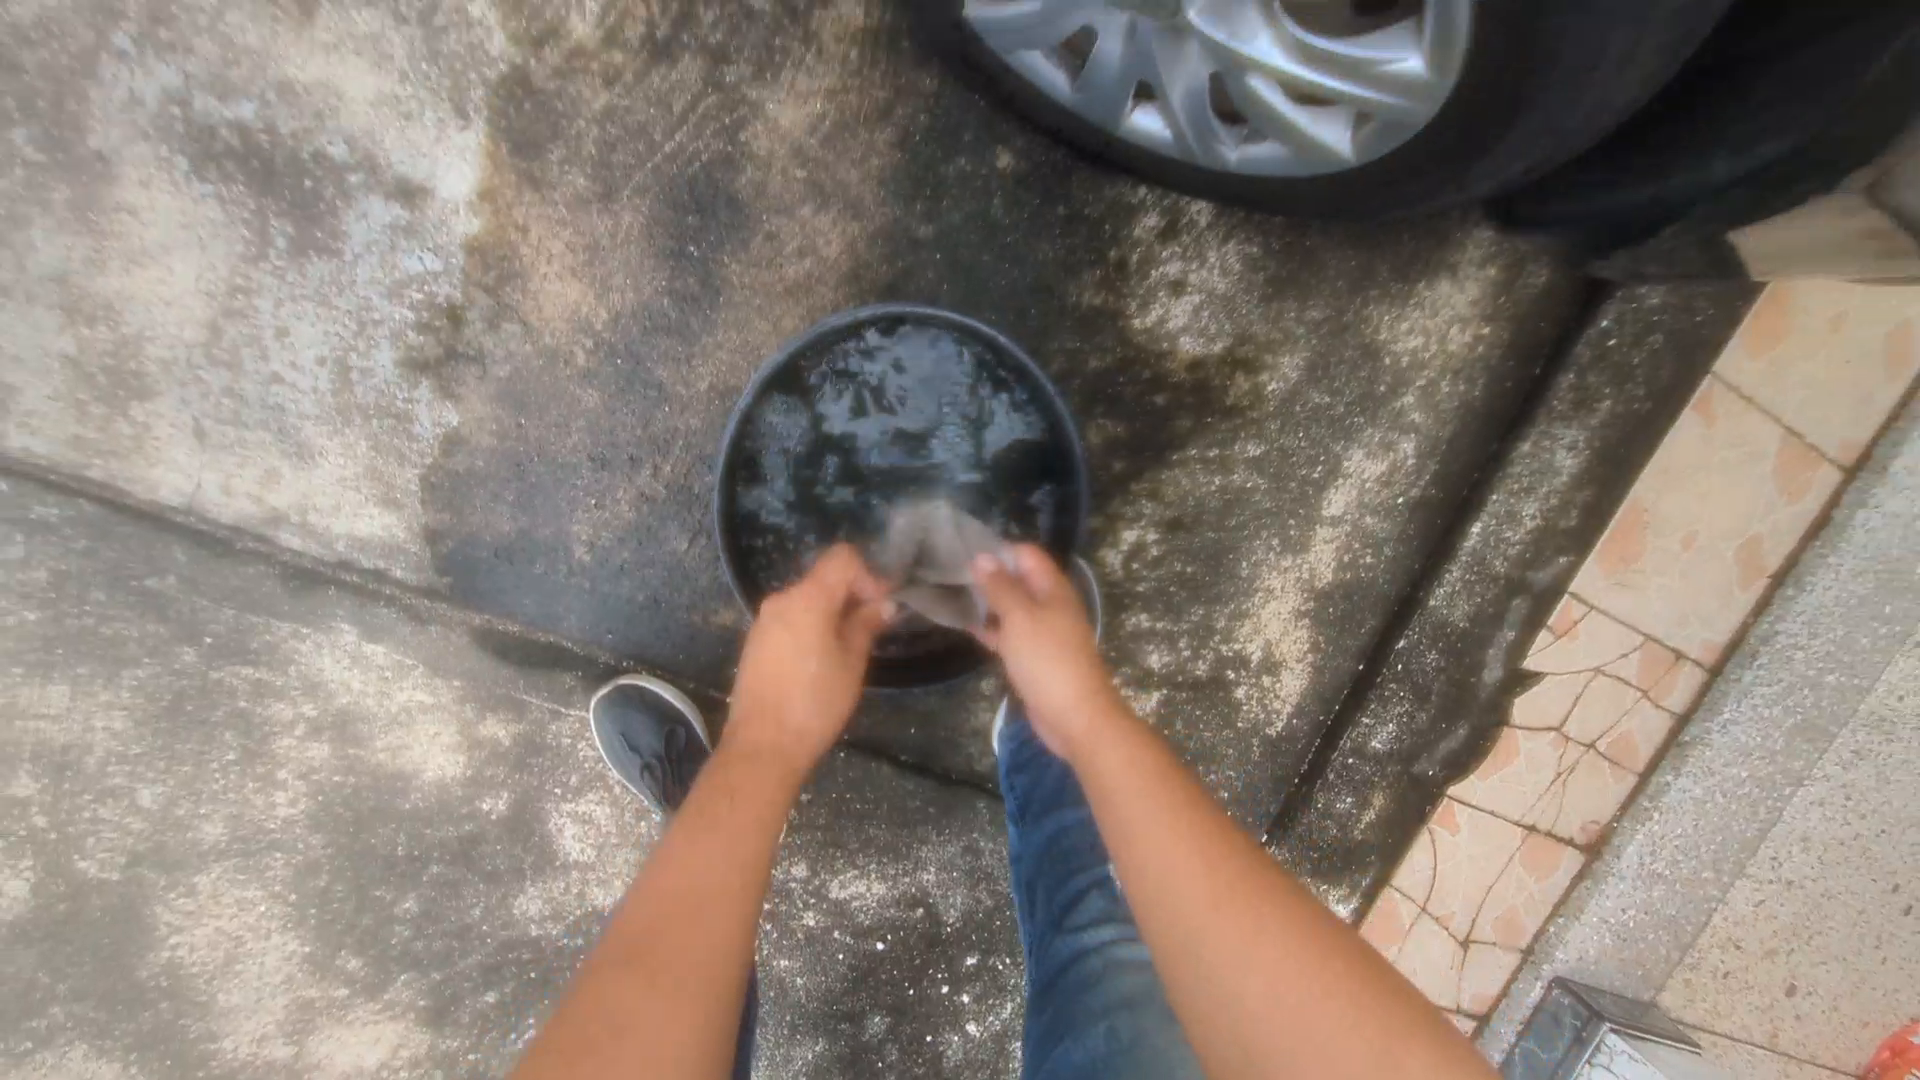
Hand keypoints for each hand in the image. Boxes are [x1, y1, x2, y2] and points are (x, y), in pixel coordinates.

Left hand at [726, 544, 893, 778]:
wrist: (763, 745)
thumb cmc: (815, 702)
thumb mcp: (851, 663)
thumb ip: (866, 625)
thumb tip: (884, 604)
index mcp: (808, 598)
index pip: (842, 558)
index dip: (868, 574)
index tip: (882, 605)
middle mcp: (781, 600)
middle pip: (824, 578)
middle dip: (853, 595)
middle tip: (873, 627)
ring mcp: (764, 620)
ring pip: (807, 599)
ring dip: (833, 612)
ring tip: (850, 648)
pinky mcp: (756, 641)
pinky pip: (791, 619)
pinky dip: (812, 625)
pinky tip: (822, 659)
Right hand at [971, 545, 1128, 761]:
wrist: (1075, 716)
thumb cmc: (1048, 660)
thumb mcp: (1020, 617)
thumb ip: (1001, 587)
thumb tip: (982, 557)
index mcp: (1053, 588)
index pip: (1026, 554)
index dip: (998, 550)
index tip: (964, 552)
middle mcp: (1050, 605)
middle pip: (1019, 580)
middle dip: (989, 576)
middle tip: (950, 574)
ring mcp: (1043, 631)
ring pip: (1012, 608)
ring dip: (988, 603)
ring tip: (951, 595)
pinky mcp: (1035, 656)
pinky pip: (1010, 634)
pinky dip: (992, 629)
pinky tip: (967, 627)